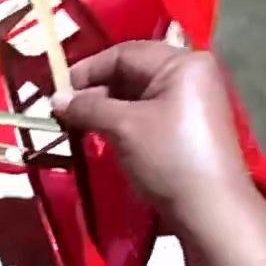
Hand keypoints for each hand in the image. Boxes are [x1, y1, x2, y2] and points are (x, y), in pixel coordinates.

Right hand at [57, 42, 259, 224]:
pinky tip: (105, 137)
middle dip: (97, 92)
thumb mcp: (124, 128)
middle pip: (133, 73)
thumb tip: (55, 101)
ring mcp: (193, 104)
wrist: (209, 211)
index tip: (58, 91)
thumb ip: (88, 108)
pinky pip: (150, 116)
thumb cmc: (168, 158)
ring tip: (80, 126)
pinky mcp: (189, 130)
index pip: (125, 54)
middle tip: (66, 113)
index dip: (88, 70)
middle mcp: (191, 75)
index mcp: (183, 63)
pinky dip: (125, 123)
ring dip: (108, 109)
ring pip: (140, 97)